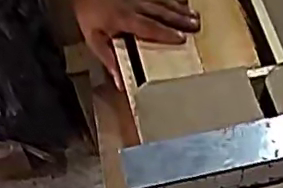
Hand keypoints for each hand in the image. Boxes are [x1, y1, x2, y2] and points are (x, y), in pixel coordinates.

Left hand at [73, 0, 200, 88]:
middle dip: (179, 19)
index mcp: (125, 19)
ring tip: (194, 15)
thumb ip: (107, 58)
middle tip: (196, 25)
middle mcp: (134, 3)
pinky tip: (182, 0)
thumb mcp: (92, 37)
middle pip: (161, 12)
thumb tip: (120, 83)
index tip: (182, 39)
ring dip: (179, 8)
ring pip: (161, 0)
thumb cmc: (85, 9)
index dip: (166, 34)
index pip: (149, 28)